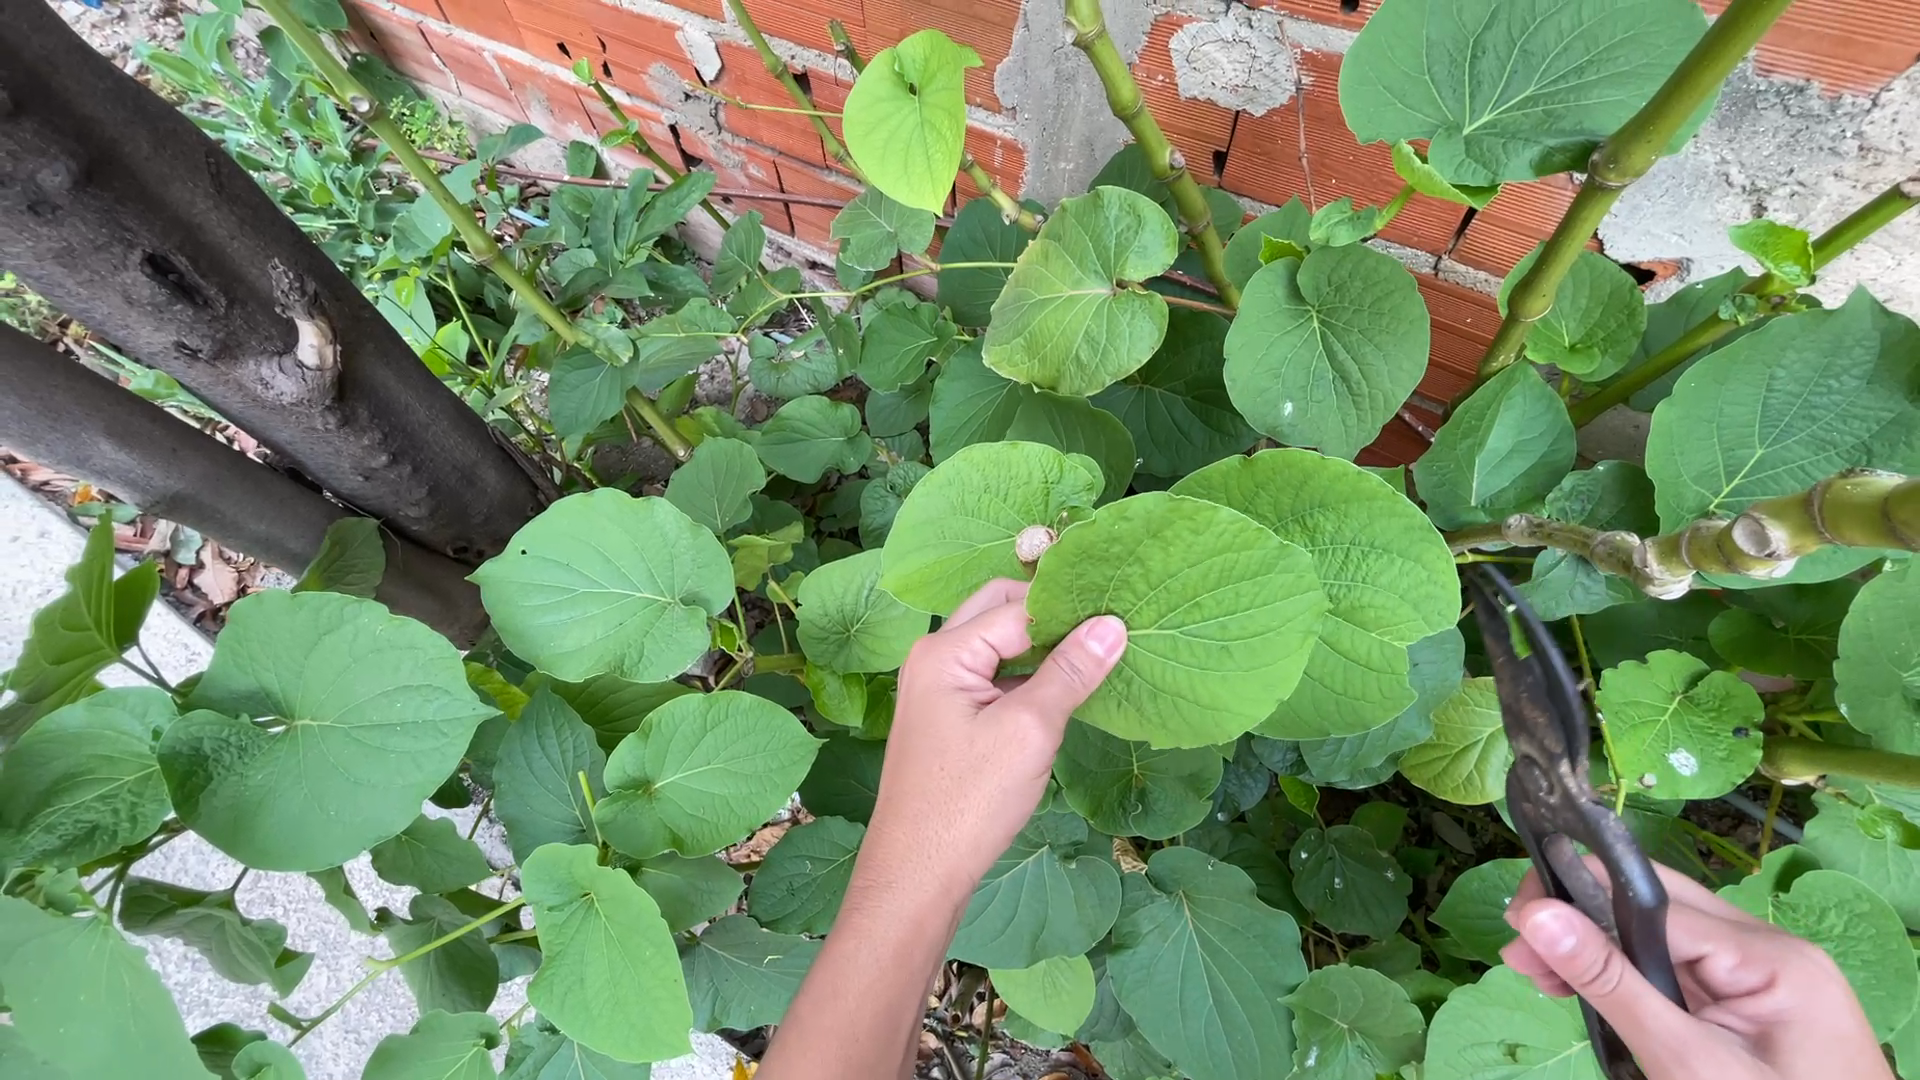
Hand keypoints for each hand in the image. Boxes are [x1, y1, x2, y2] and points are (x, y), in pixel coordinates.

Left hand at [856, 579, 1126, 903]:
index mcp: (944, 651)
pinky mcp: (947, 714)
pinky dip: (1024, 676)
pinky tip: (1060, 690)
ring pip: (996, 644)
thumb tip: (1112, 624)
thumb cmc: (971, 800)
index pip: (1017, 610)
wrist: (917, 872)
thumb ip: (1070, 672)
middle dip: (1048, 618)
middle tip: (1101, 631)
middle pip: (999, 612)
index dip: (1068, 612)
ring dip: (1038, 647)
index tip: (1119, 615)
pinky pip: (991, 675)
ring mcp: (937, 686)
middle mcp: (934, 656)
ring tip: (1091, 655)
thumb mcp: (1029, 730)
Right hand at [1501, 857, 1891, 1079]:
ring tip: (1541, 977)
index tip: (1515, 933)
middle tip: (1521, 956)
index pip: (1643, 899)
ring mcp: (1757, 971)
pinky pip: (1663, 960)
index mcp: (1769, 956)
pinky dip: (1617, 971)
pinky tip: (1583, 988)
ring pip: (1645, 928)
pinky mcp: (1742, 996)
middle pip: (1643, 903)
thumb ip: (1610, 982)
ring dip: (1588, 946)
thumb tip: (1533, 912)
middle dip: (1573, 920)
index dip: (1571, 905)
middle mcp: (1766, 947)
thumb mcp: (1686, 1062)